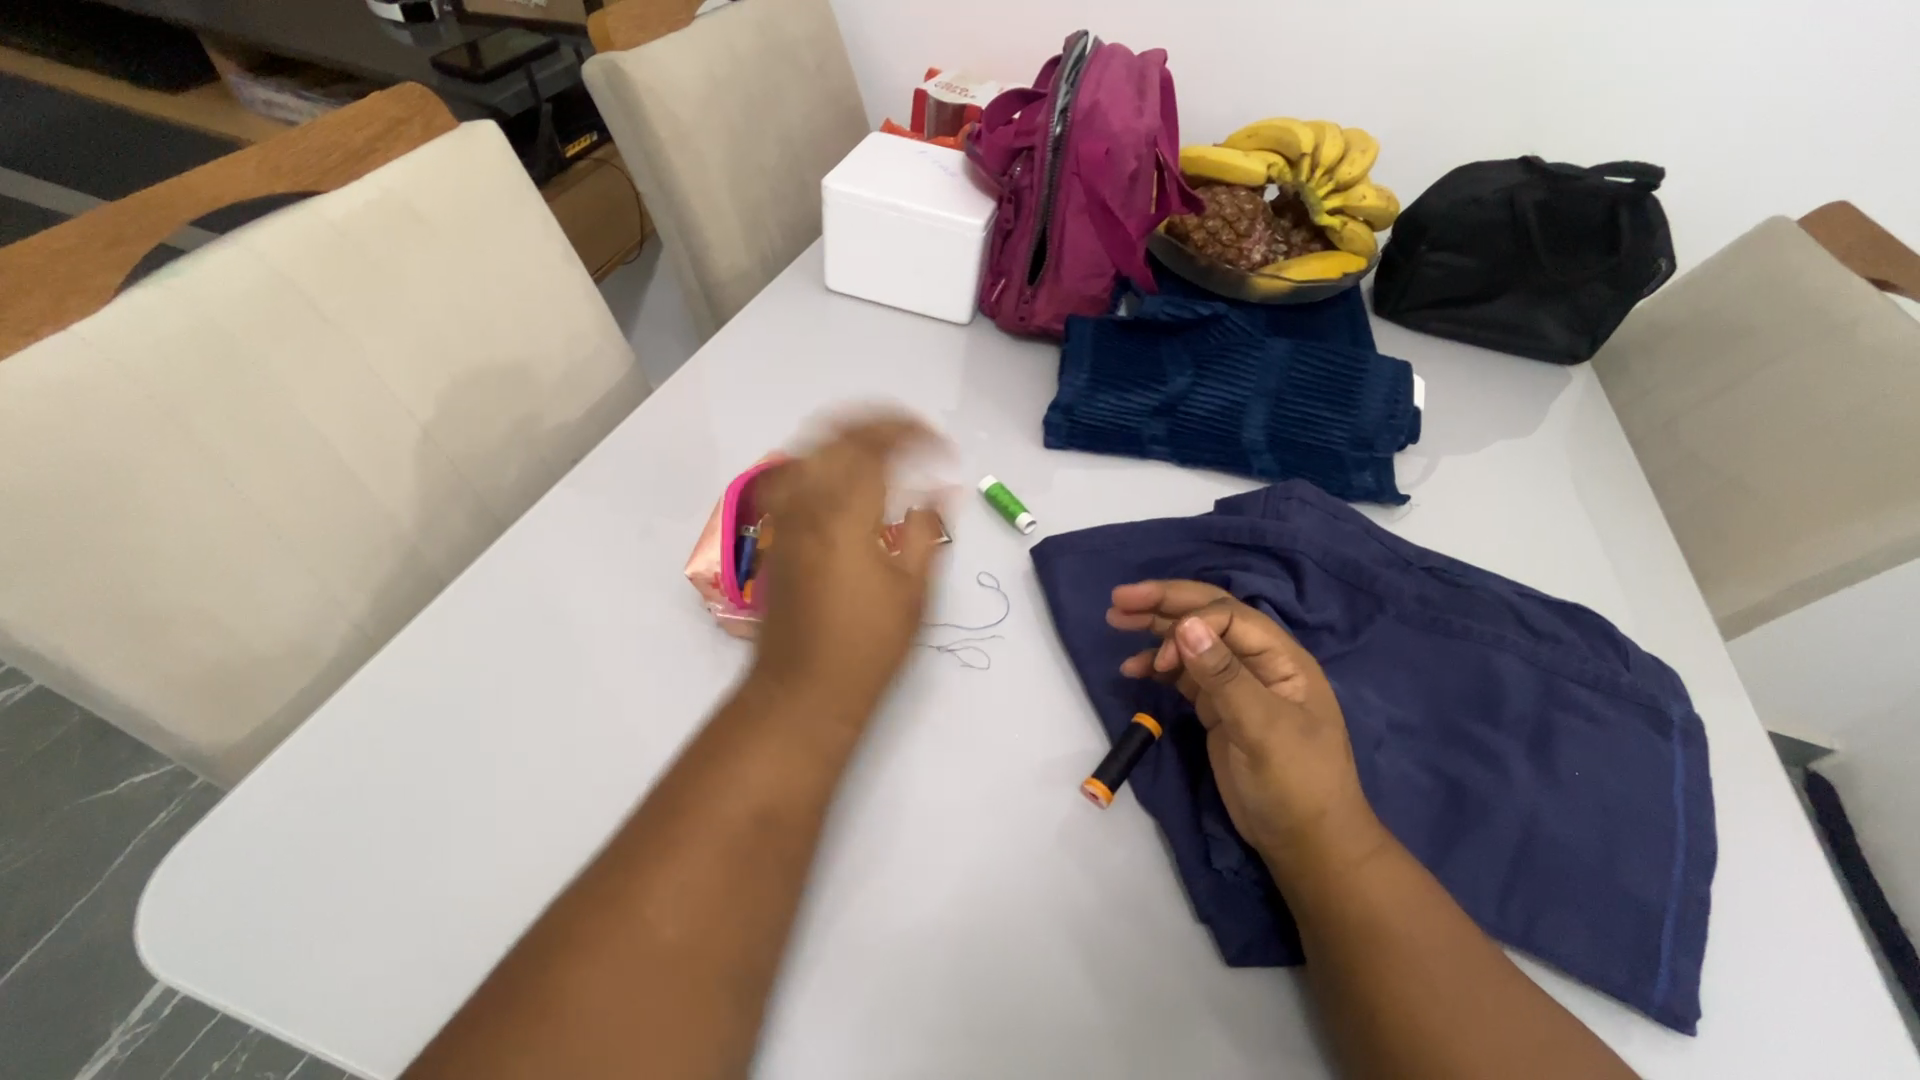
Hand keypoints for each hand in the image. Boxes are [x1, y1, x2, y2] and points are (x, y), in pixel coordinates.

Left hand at [748, 414, 946, 721]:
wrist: (802, 688)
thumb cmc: (867, 646)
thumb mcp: (913, 592)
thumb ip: (928, 532)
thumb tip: (940, 492)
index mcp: (847, 514)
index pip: (878, 446)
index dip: (914, 435)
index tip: (943, 449)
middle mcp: (809, 504)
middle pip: (839, 435)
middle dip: (881, 423)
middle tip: (916, 436)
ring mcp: (785, 518)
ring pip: (809, 450)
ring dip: (847, 436)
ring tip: (882, 446)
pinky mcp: (776, 535)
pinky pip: (793, 476)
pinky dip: (821, 460)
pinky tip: (842, 477)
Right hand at [1107, 581, 1385, 877]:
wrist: (1306, 842)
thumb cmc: (1297, 782)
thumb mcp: (1263, 728)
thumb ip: (1224, 676)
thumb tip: (1185, 625)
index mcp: (1281, 657)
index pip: (1229, 616)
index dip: (1189, 622)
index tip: (1158, 657)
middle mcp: (1258, 662)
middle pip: (1207, 617)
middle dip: (1164, 605)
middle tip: (1119, 599)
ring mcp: (1237, 686)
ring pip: (1191, 643)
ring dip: (1155, 631)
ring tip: (1115, 621)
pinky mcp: (1218, 710)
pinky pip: (1183, 675)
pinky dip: (1157, 667)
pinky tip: (1133, 669)